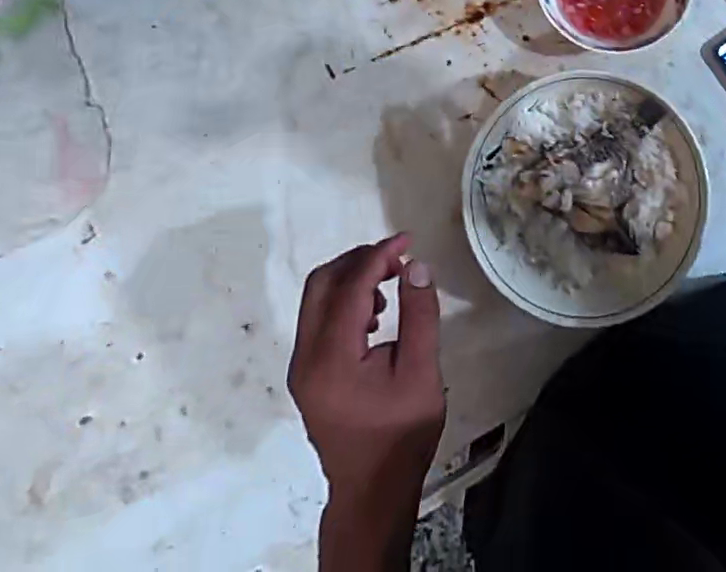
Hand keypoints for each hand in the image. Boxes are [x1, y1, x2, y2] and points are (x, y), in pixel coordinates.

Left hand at [288, 234, 443, 569]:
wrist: (372, 486)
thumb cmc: (402, 430)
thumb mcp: (422, 370)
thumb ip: (420, 315)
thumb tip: (415, 266)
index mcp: (331, 357)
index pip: (350, 287)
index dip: (378, 255)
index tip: (409, 239)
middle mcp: (306, 357)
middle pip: (321, 285)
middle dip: (360, 259)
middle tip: (399, 254)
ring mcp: (303, 366)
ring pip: (317, 299)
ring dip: (352, 277)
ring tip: (394, 279)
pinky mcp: (309, 373)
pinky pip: (320, 318)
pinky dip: (347, 298)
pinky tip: (379, 310)